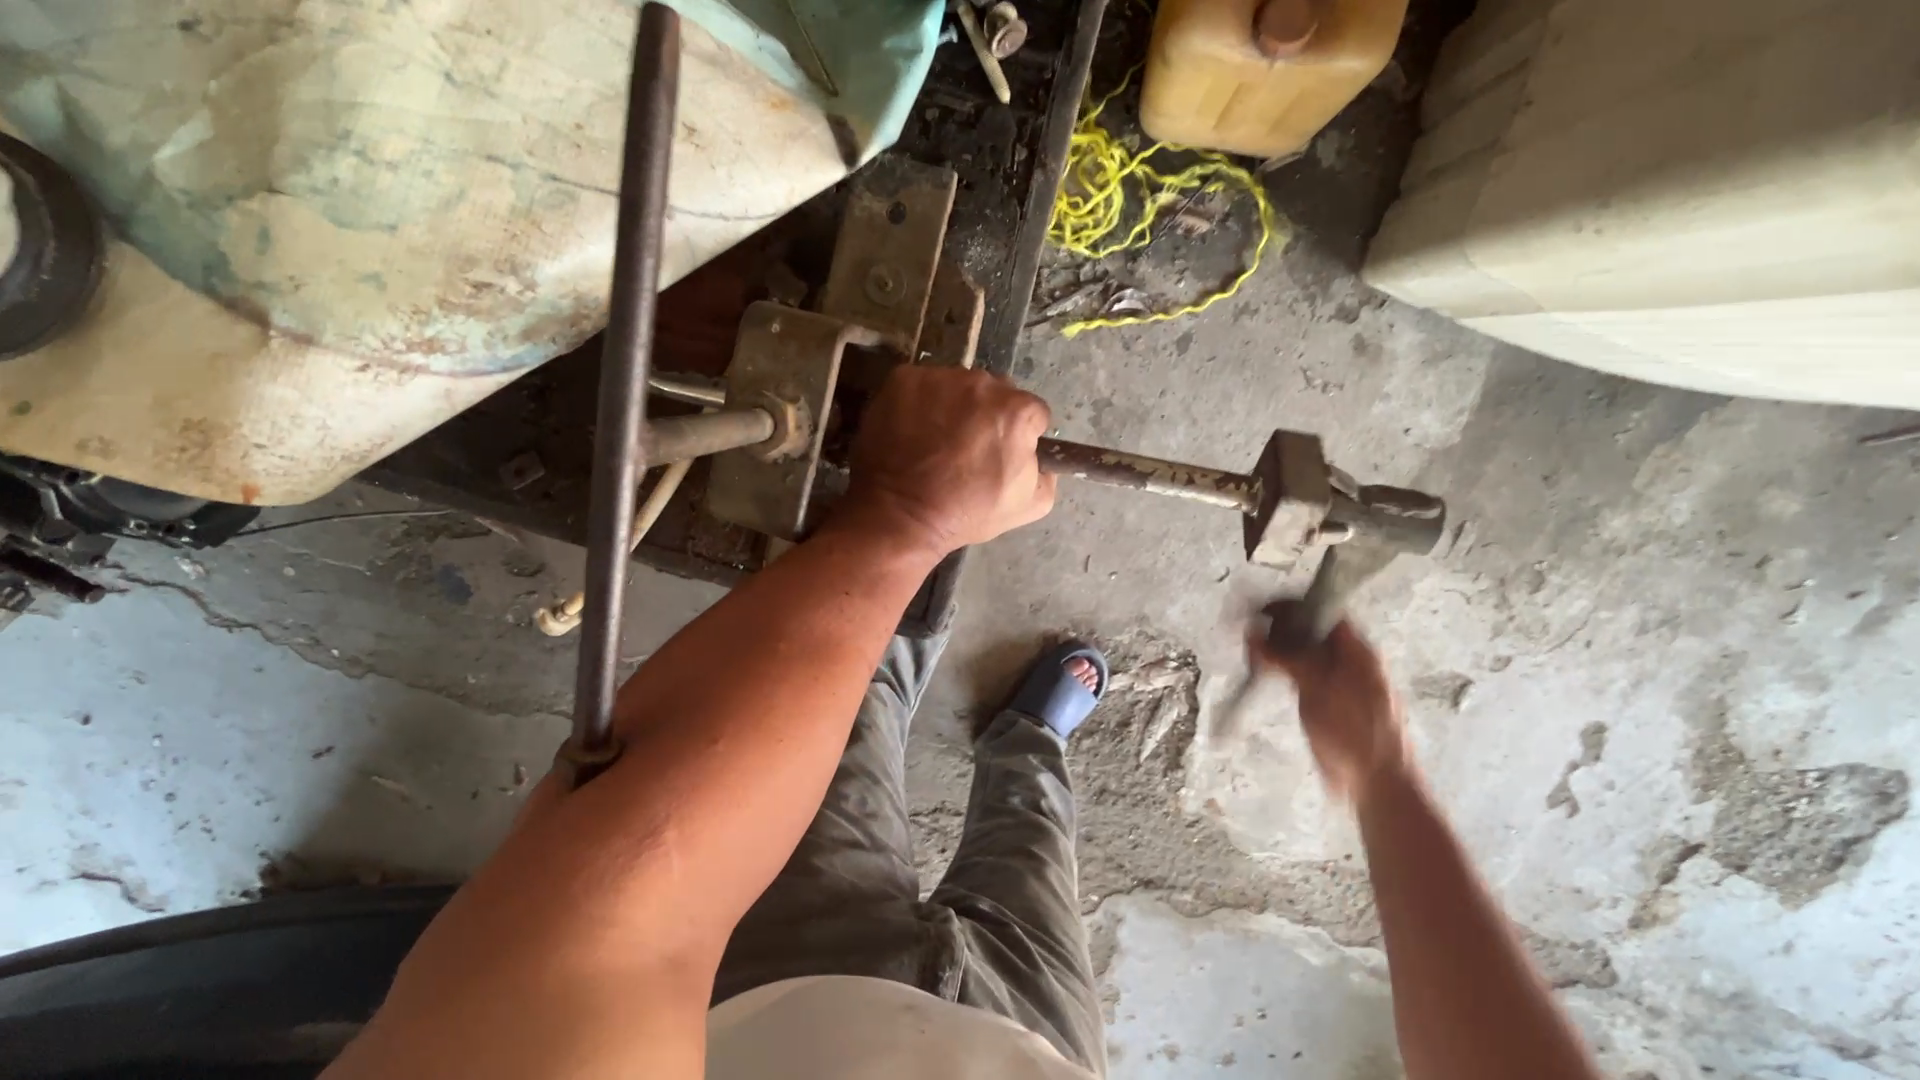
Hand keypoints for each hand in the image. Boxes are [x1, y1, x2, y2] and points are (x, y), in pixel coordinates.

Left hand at [841, 366, 1056, 553]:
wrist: (900, 513)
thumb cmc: (965, 512)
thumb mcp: (1028, 506)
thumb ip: (1048, 473)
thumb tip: (1039, 456)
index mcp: (1016, 409)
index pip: (1031, 412)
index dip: (1019, 435)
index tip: (1000, 455)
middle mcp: (981, 383)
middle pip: (994, 393)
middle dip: (986, 416)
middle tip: (966, 450)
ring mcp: (939, 378)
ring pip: (957, 387)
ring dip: (952, 407)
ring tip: (935, 442)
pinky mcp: (903, 379)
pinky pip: (922, 386)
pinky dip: (919, 404)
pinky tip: (912, 432)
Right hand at [1248, 620, 1409, 802]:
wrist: (1378, 783)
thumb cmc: (1356, 734)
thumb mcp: (1321, 690)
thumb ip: (1288, 659)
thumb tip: (1254, 634)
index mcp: (1357, 651)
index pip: (1322, 612)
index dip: (1290, 607)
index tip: (1259, 612)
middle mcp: (1347, 660)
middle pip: (1308, 630)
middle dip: (1277, 629)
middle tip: (1249, 640)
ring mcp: (1336, 681)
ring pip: (1300, 652)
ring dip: (1274, 649)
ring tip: (1251, 658)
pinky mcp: (1324, 702)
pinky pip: (1298, 674)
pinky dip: (1278, 669)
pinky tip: (1261, 674)